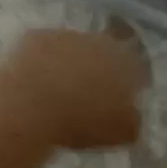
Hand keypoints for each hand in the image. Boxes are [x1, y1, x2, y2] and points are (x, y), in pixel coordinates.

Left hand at [0, 22, 149, 150]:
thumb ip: (133, 120)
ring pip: (74, 48)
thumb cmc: (81, 121)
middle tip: (87, 96)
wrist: (29, 107)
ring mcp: (68, 35)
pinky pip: (44, 47)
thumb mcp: (120, 133)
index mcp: (127, 62)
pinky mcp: (37, 35)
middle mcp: (102, 40)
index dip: (128, 85)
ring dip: (70, 63)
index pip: (137, 69)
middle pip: (106, 53)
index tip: (118, 102)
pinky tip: (33, 81)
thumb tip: (132, 114)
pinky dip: (42, 60)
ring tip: (57, 91)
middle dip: (99, 70)